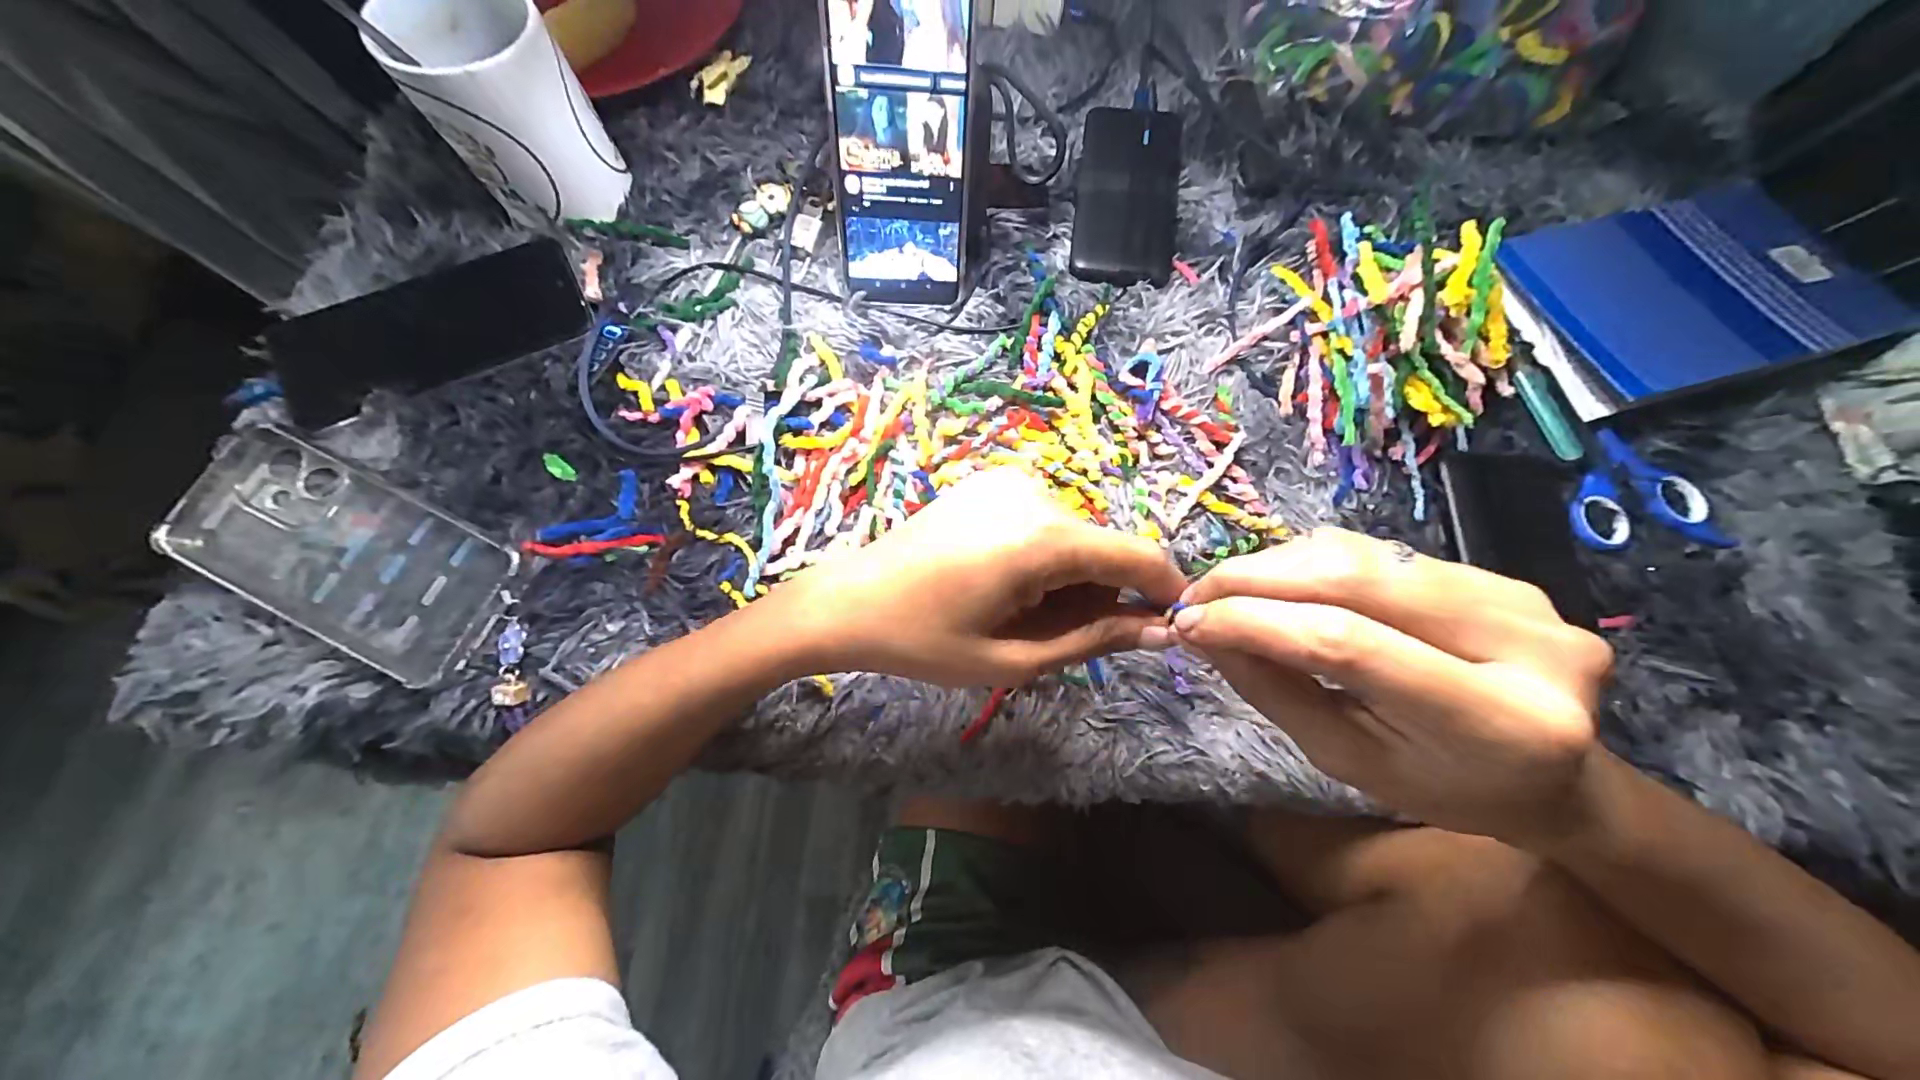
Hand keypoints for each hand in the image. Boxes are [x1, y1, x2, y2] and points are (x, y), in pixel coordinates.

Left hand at [782, 468, 1185, 686]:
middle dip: (1100, 593)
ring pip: (1076, 534)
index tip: (1168, 625)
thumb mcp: (1014, 658)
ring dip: (1070, 576)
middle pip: (1104, 546)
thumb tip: (1160, 630)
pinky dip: (1045, 554)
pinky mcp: (990, 481)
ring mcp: (1009, 481)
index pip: (1137, 555)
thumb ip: (1094, 639)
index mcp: (1043, 538)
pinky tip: (1001, 580)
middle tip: (1053, 634)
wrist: (848, 600)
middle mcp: (1035, 494)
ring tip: (1016, 609)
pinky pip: (1045, 519)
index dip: (1164, 590)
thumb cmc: (925, 640)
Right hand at [1163, 528, 1614, 845]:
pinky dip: (1315, 563)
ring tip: (1228, 589)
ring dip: (1279, 565)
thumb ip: (1276, 692)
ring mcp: (1521, 597)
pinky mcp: (1501, 575)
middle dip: (1258, 579)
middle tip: (1196, 594)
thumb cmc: (1442, 790)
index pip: (1349, 644)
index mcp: (1498, 721)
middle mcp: (1527, 642)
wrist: (1557, 779)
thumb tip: (1203, 631)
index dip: (1256, 623)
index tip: (1187, 622)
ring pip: (1365, 555)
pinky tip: (1280, 582)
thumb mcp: (1348, 760)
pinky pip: (1383, 552)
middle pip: (1356, 580)